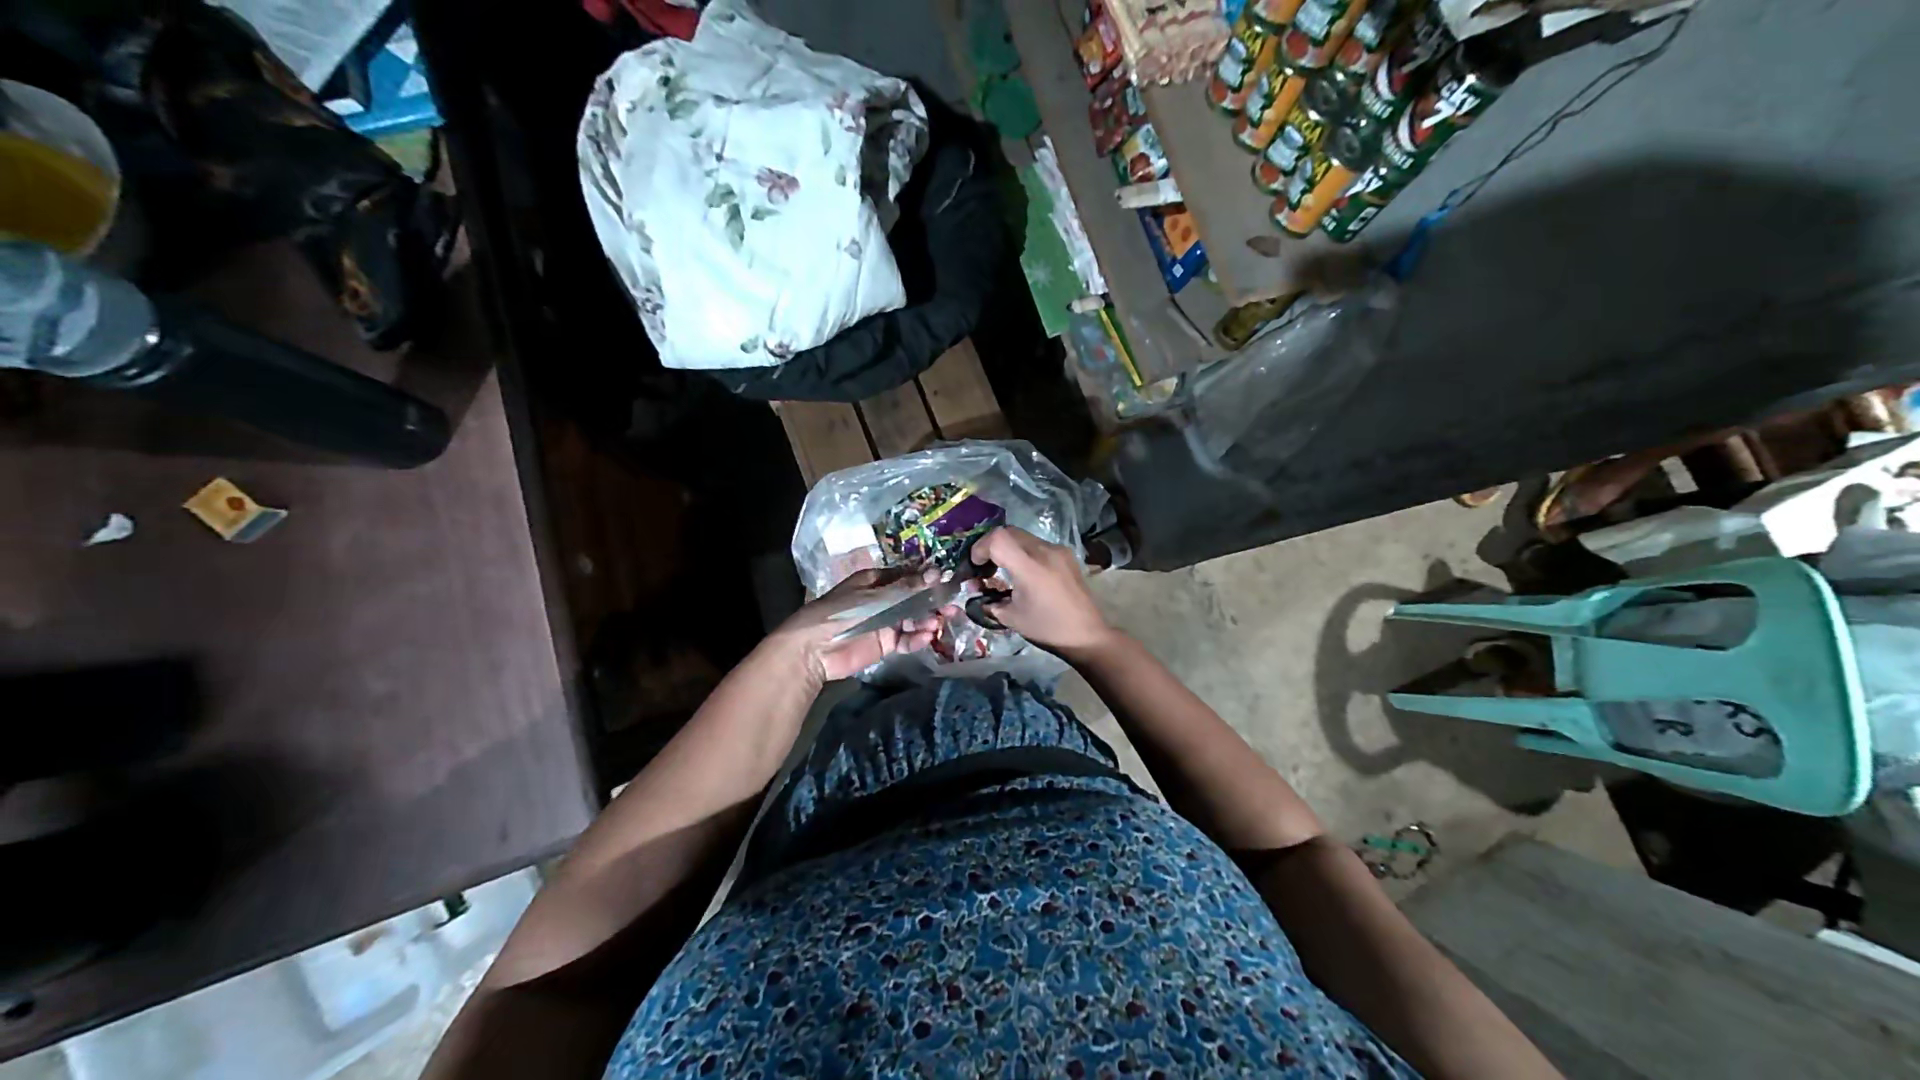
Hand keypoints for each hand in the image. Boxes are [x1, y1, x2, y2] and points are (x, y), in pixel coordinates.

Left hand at [773, 567, 945, 682]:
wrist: (815, 648)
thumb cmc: (842, 612)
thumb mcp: (875, 596)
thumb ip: (907, 587)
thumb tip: (937, 572)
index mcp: (877, 581)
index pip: (908, 577)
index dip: (928, 580)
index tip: (948, 583)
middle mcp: (884, 599)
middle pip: (915, 599)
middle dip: (933, 603)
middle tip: (953, 607)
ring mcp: (885, 622)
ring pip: (914, 619)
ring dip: (928, 621)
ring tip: (941, 623)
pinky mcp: (885, 644)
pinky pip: (906, 640)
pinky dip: (917, 639)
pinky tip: (927, 637)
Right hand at [969, 527, 1116, 654]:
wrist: (1086, 634)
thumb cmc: (1047, 628)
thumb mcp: (1011, 618)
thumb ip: (990, 602)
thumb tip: (977, 594)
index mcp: (1029, 567)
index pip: (997, 539)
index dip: (980, 548)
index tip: (976, 566)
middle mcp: (1044, 551)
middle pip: (1008, 532)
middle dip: (990, 546)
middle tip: (984, 566)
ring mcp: (1057, 550)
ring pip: (1023, 536)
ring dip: (1007, 547)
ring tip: (1002, 569)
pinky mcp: (1066, 554)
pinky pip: (1037, 544)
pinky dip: (1023, 552)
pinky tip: (1024, 572)